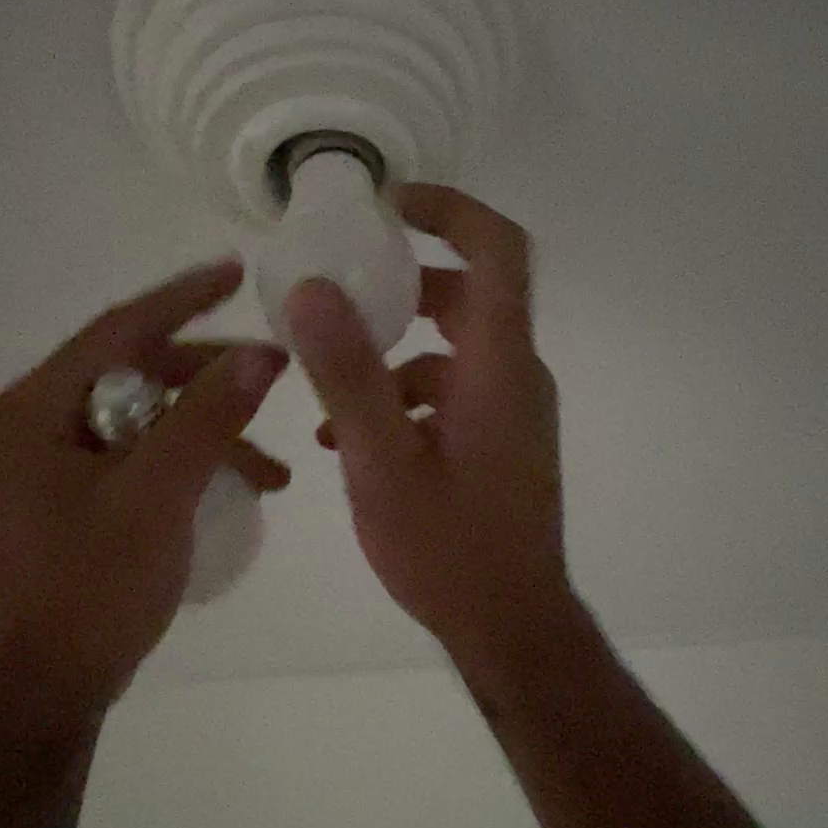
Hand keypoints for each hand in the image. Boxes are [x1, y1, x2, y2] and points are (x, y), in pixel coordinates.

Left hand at [0, 258, 289, 737]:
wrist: (42, 695)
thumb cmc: (89, 591)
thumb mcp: (157, 496)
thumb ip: (209, 418)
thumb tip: (260, 353)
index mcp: (34, 410)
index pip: (118, 330)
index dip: (182, 298)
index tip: (239, 273)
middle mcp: (34, 426)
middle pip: (135, 375)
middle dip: (210, 380)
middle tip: (274, 379)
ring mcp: (51, 468)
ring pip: (145, 423)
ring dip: (209, 435)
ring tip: (275, 472)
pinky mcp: (72, 502)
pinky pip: (140, 461)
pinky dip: (188, 468)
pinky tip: (234, 493)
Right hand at [286, 184, 573, 650]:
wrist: (509, 625)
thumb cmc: (448, 547)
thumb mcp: (381, 459)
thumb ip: (347, 372)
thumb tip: (312, 288)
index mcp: (498, 364)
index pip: (497, 249)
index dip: (449, 208)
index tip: (388, 202)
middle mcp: (516, 375)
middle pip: (468, 294)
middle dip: (403, 282)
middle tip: (342, 282)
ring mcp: (513, 411)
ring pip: (453, 350)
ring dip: (393, 351)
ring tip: (325, 383)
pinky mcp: (501, 442)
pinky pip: (453, 394)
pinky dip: (405, 395)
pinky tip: (349, 439)